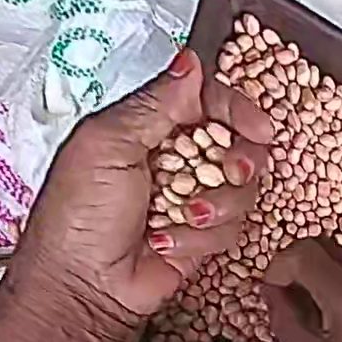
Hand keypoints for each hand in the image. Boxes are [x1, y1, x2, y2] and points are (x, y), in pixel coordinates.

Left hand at [0, 49, 273, 341]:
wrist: (87, 281)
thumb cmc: (82, 212)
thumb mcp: (109, 143)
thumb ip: (156, 104)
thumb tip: (190, 61)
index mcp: (152, 127)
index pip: (208, 103)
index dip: (238, 111)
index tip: (259, 127)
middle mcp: (179, 160)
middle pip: (238, 146)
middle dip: (239, 161)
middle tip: (230, 172)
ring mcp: (196, 199)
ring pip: (242, 192)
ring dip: (217, 206)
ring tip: (183, 217)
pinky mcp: (208, 236)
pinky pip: (234, 228)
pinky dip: (203, 236)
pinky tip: (168, 241)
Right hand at [261, 239, 341, 341]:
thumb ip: (284, 319)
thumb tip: (268, 289)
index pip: (301, 254)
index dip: (277, 267)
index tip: (271, 290)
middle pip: (318, 244)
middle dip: (293, 264)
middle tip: (284, 296)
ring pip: (334, 252)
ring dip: (312, 270)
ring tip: (307, 308)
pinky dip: (331, 276)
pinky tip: (328, 310)